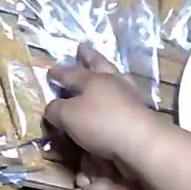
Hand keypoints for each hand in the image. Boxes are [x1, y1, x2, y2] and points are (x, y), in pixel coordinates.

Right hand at [45, 45, 167, 166]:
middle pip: (99, 64)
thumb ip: (56, 109)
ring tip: (104, 69)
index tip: (50, 72)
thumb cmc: (100, 124)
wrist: (140, 141)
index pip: (71, 73)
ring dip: (108, 70)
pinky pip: (127, 94)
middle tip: (82, 48)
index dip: (59, 73)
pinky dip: (120, 90)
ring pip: (117, 76)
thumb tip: (53, 107)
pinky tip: (120, 93)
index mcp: (92, 80)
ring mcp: (129, 95)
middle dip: (88, 57)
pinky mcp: (140, 111)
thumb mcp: (67, 116)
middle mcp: (112, 82)